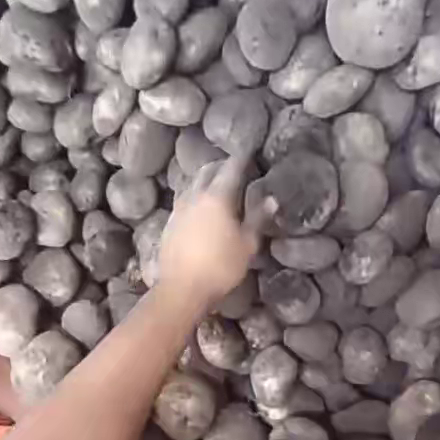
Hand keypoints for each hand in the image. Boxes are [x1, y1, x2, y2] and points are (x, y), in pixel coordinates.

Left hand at [158, 154, 257, 310]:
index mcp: (217, 196)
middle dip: (221, 164)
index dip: (242, 157)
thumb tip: (270, 199)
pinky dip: (193, 195)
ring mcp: (178, 209)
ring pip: (191, 183)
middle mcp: (195, 196)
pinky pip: (182, 199)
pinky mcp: (169, 223)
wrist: (181, 289)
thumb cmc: (220, 267)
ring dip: (204, 178)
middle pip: (207, 170)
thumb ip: (257, 219)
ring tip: (214, 183)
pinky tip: (198, 206)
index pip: (231, 167)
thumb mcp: (247, 245)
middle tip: (233, 166)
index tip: (250, 151)